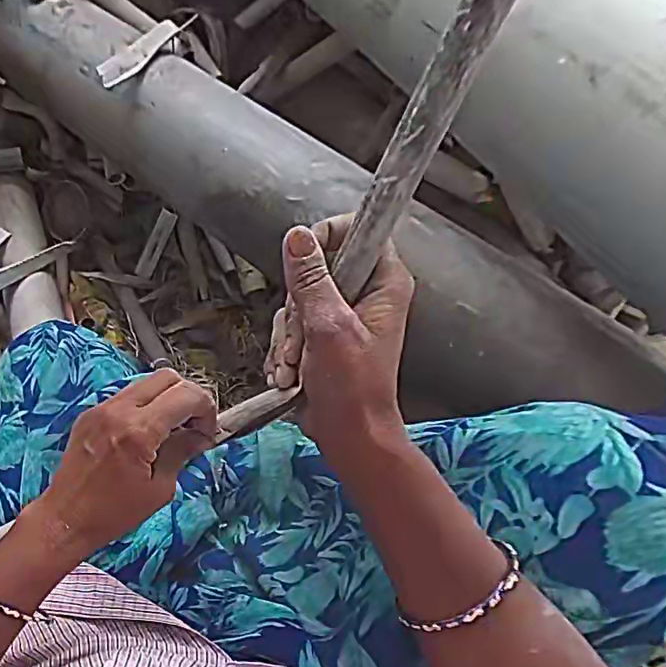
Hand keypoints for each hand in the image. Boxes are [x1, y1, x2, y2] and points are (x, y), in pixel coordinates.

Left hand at [25, 368, 217, 562]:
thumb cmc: (112, 514)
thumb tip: (200, 436)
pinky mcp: (89, 415)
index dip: (206, 409)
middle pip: (167, 377)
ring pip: (145, 383)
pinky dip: (144, 406)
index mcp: (138, 432)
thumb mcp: (159, 489)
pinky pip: (125, 396)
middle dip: (188, 397)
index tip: (207, 432)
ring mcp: (100, 409)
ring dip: (165, 400)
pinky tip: (146, 434)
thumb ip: (181, 453)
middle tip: (193, 426)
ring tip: (170, 431)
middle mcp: (117, 411)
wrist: (65, 519)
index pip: (186, 395)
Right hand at [263, 216, 414, 463]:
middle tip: (301, 338)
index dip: (326, 240)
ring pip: (296, 304)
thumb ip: (311, 279)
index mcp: (383, 284)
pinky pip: (290, 329)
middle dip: (296, 310)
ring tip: (295, 365)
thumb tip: (298, 237)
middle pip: (315, 272)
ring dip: (286, 337)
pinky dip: (283, 352)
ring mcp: (340, 319)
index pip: (358, 232)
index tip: (302, 261)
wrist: (348, 433)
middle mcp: (364, 296)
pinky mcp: (321, 339)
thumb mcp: (328, 327)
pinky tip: (289, 373)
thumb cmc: (353, 389)